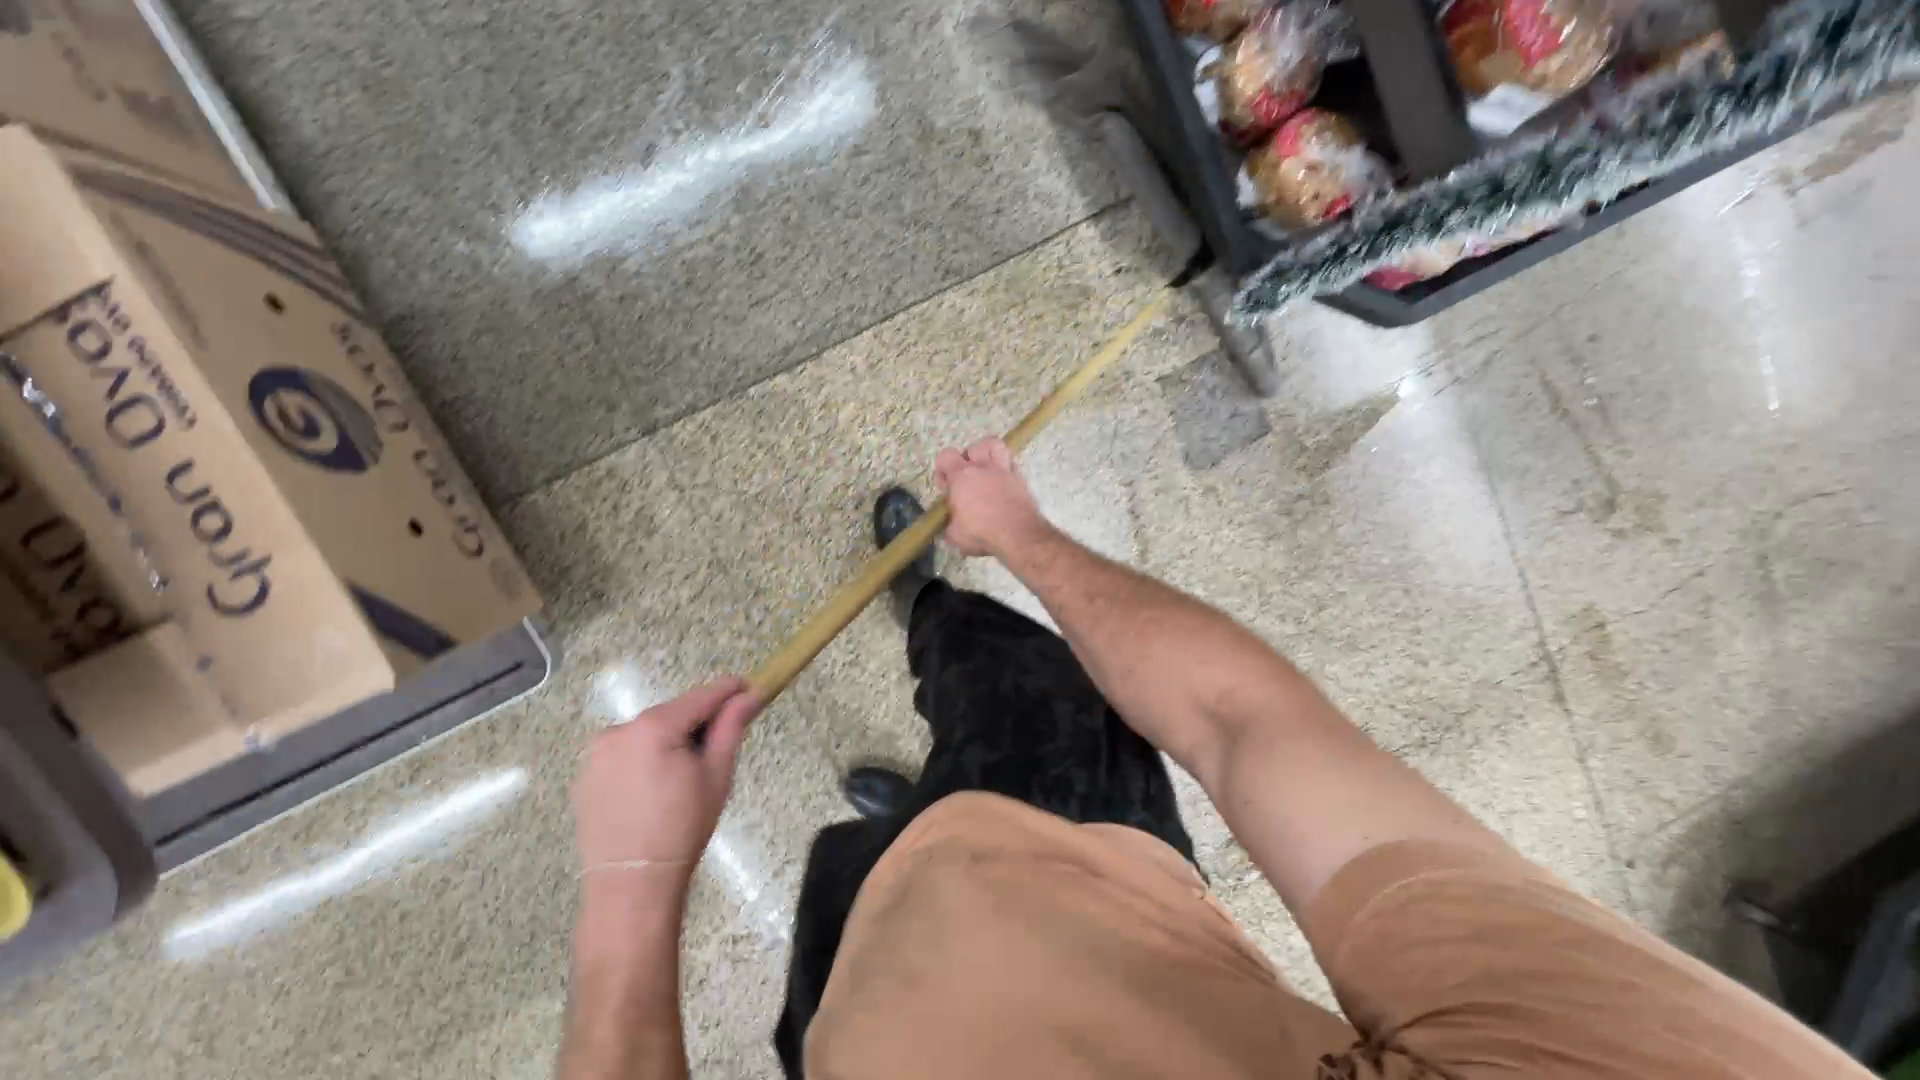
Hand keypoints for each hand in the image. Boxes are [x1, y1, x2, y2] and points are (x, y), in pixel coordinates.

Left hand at [572, 678, 760, 884]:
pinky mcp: (584, 777)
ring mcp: (595, 754)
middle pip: (670, 716)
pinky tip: (654, 793)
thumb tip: (749, 695)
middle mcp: (618, 730)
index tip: (749, 686)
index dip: (727, 691)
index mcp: (652, 727)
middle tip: (717, 750)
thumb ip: (731, 727)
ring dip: (667, 744)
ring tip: (682, 779)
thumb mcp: (716, 774)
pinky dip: (643, 762)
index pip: (699, 698)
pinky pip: (624, 757)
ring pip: (645, 736)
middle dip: (695, 725)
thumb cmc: (683, 828)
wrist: (632, 884)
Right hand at [934, 437, 1051, 557]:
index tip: (946, 487)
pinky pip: (1012, 465)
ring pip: (996, 446)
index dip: (942, 469)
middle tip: (967, 478)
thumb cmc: (982, 532)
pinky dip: (1006, 471)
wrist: (1019, 534)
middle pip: (973, 448)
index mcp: (961, 477)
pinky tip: (1003, 484)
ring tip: (986, 470)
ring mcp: (1004, 471)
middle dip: (967, 459)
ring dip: (988, 454)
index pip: (946, 456)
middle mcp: (982, 468)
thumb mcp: (955, 535)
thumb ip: (950, 525)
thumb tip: (950, 526)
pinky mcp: (1021, 480)